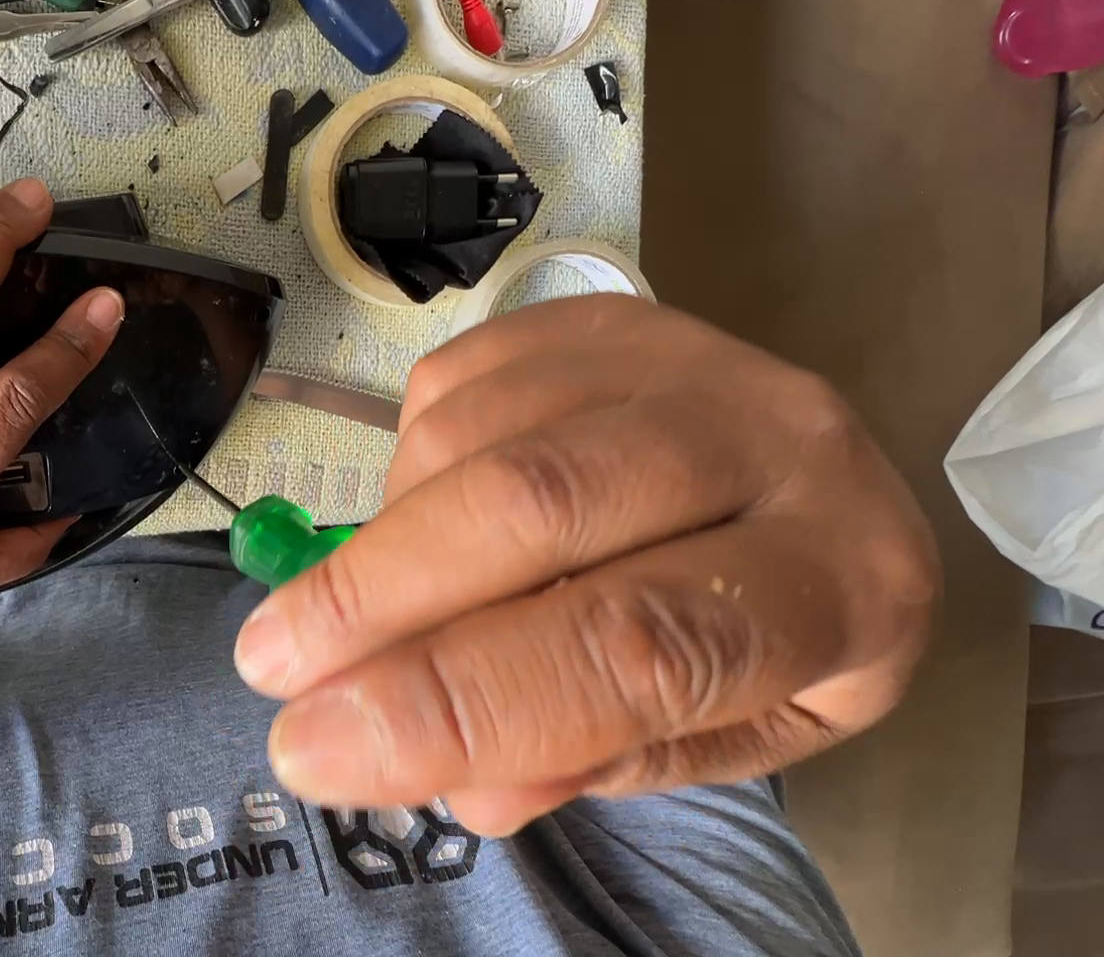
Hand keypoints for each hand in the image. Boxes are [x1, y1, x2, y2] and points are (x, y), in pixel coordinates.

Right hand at [233, 295, 937, 833]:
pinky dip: (406, 465)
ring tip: (402, 584)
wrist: (793, 468)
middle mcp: (766, 438)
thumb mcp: (716, 725)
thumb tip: (460, 787)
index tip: (313, 747)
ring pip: (467, 438)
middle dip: (376, 591)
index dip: (458, 704)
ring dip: (389, 532)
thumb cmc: (767, 621)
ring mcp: (670, 354)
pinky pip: (444, 385)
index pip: (632, 651)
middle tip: (269, 659)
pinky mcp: (590, 315)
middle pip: (532, 504)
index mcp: (834, 580)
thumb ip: (594, 754)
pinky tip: (439, 504)